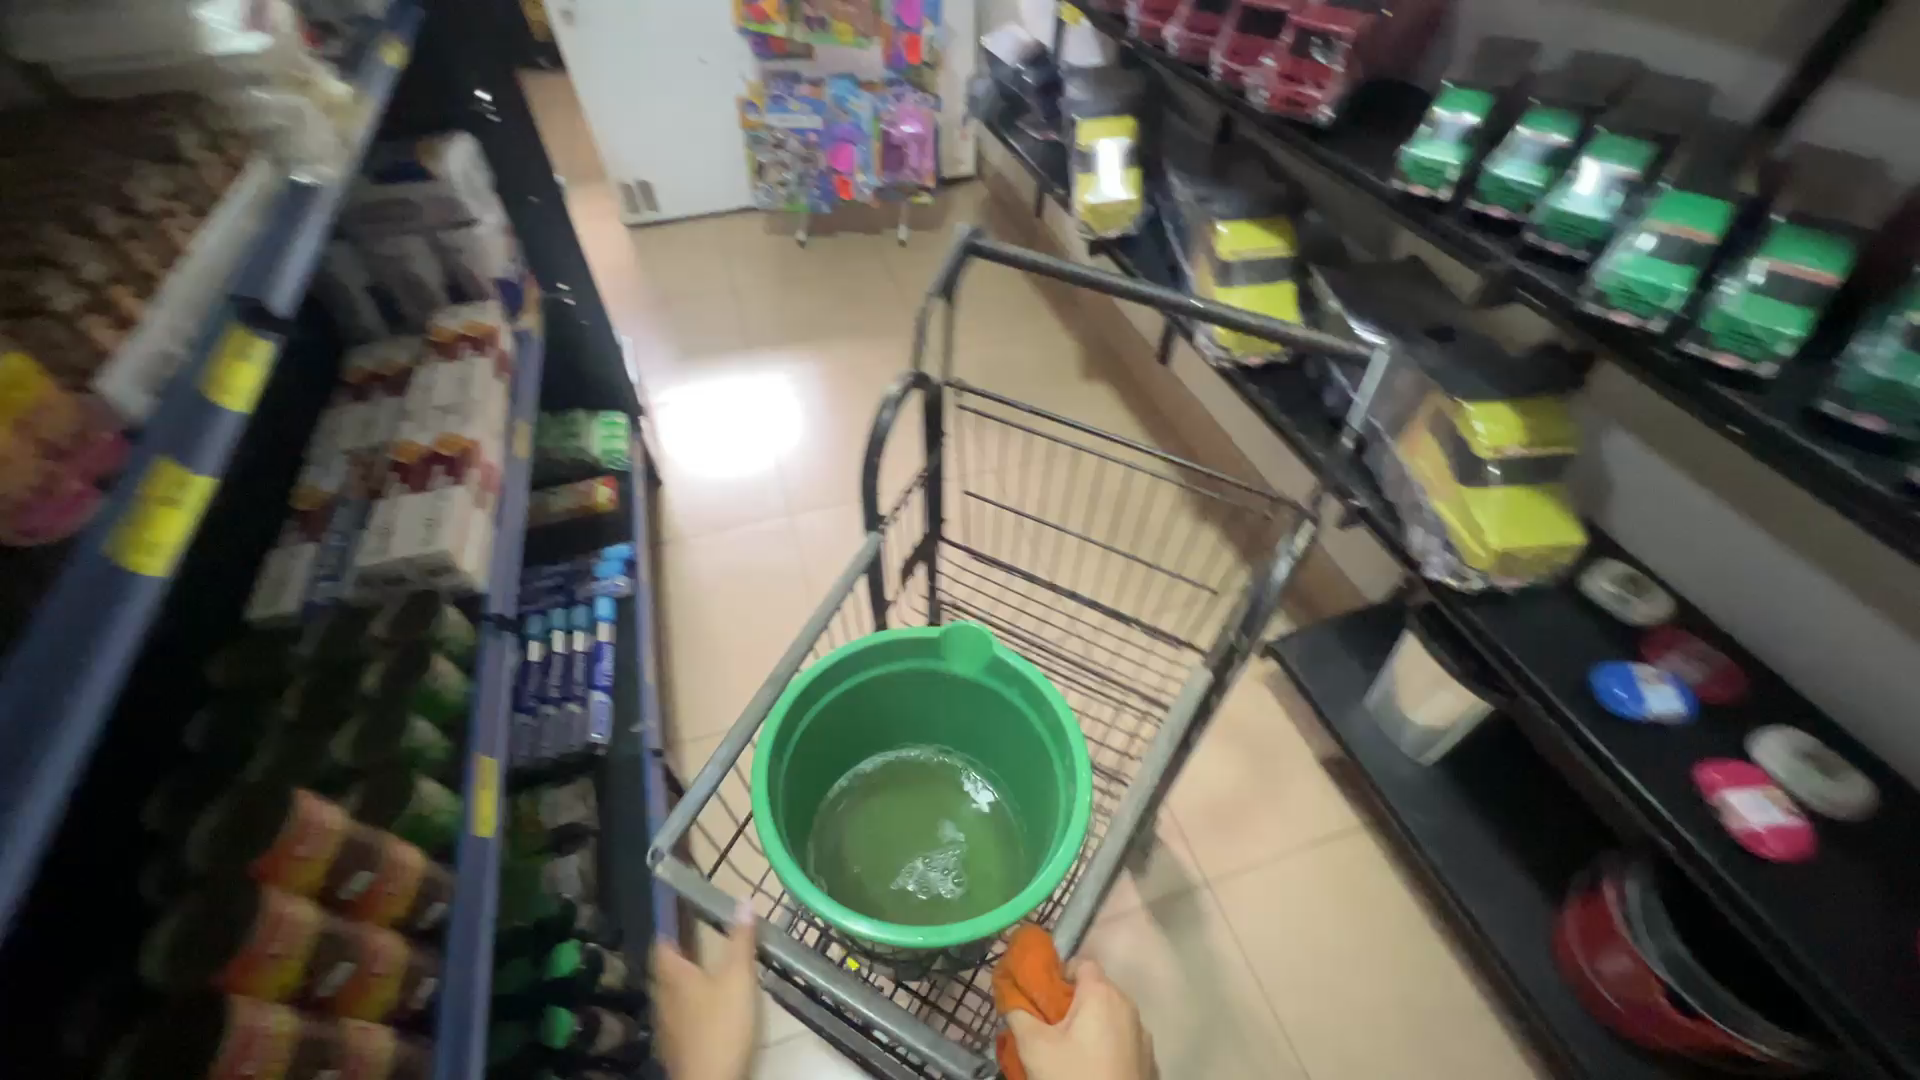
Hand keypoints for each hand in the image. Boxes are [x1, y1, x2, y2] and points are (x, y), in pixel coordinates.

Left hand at [652, 901, 760, 1079]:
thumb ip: (741, 939)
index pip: (661, 946)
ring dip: (683, 983)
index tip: (677, 915)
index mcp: (674, 977)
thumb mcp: (738, 976)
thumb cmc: (722, 1024)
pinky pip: (677, 1018)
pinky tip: (706, 1010)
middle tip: (695, 942)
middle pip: (664, 972)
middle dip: (677, 956)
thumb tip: (743, 900)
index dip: (667, 929)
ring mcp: (667, 1027)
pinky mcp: (676, 1049)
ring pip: (670, 996)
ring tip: (704, 973)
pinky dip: (689, 1007)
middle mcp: (664, 999)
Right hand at [1004, 959, 1154, 1079]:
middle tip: (1052, 1027)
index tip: (1045, 997)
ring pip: (1111, 1018)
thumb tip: (1010, 999)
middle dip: (1074, 1003)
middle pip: (1097, 991)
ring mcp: (1143, 1036)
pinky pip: (1124, 1042)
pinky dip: (1109, 1048)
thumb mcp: (1034, 1047)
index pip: (1081, 963)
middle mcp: (1128, 1007)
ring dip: (1093, 1026)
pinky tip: (1094, 1069)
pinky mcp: (1150, 1063)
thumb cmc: (1072, 1076)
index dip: (1061, 975)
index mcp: (1102, 993)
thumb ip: (1018, 1014)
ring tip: (1071, 1052)